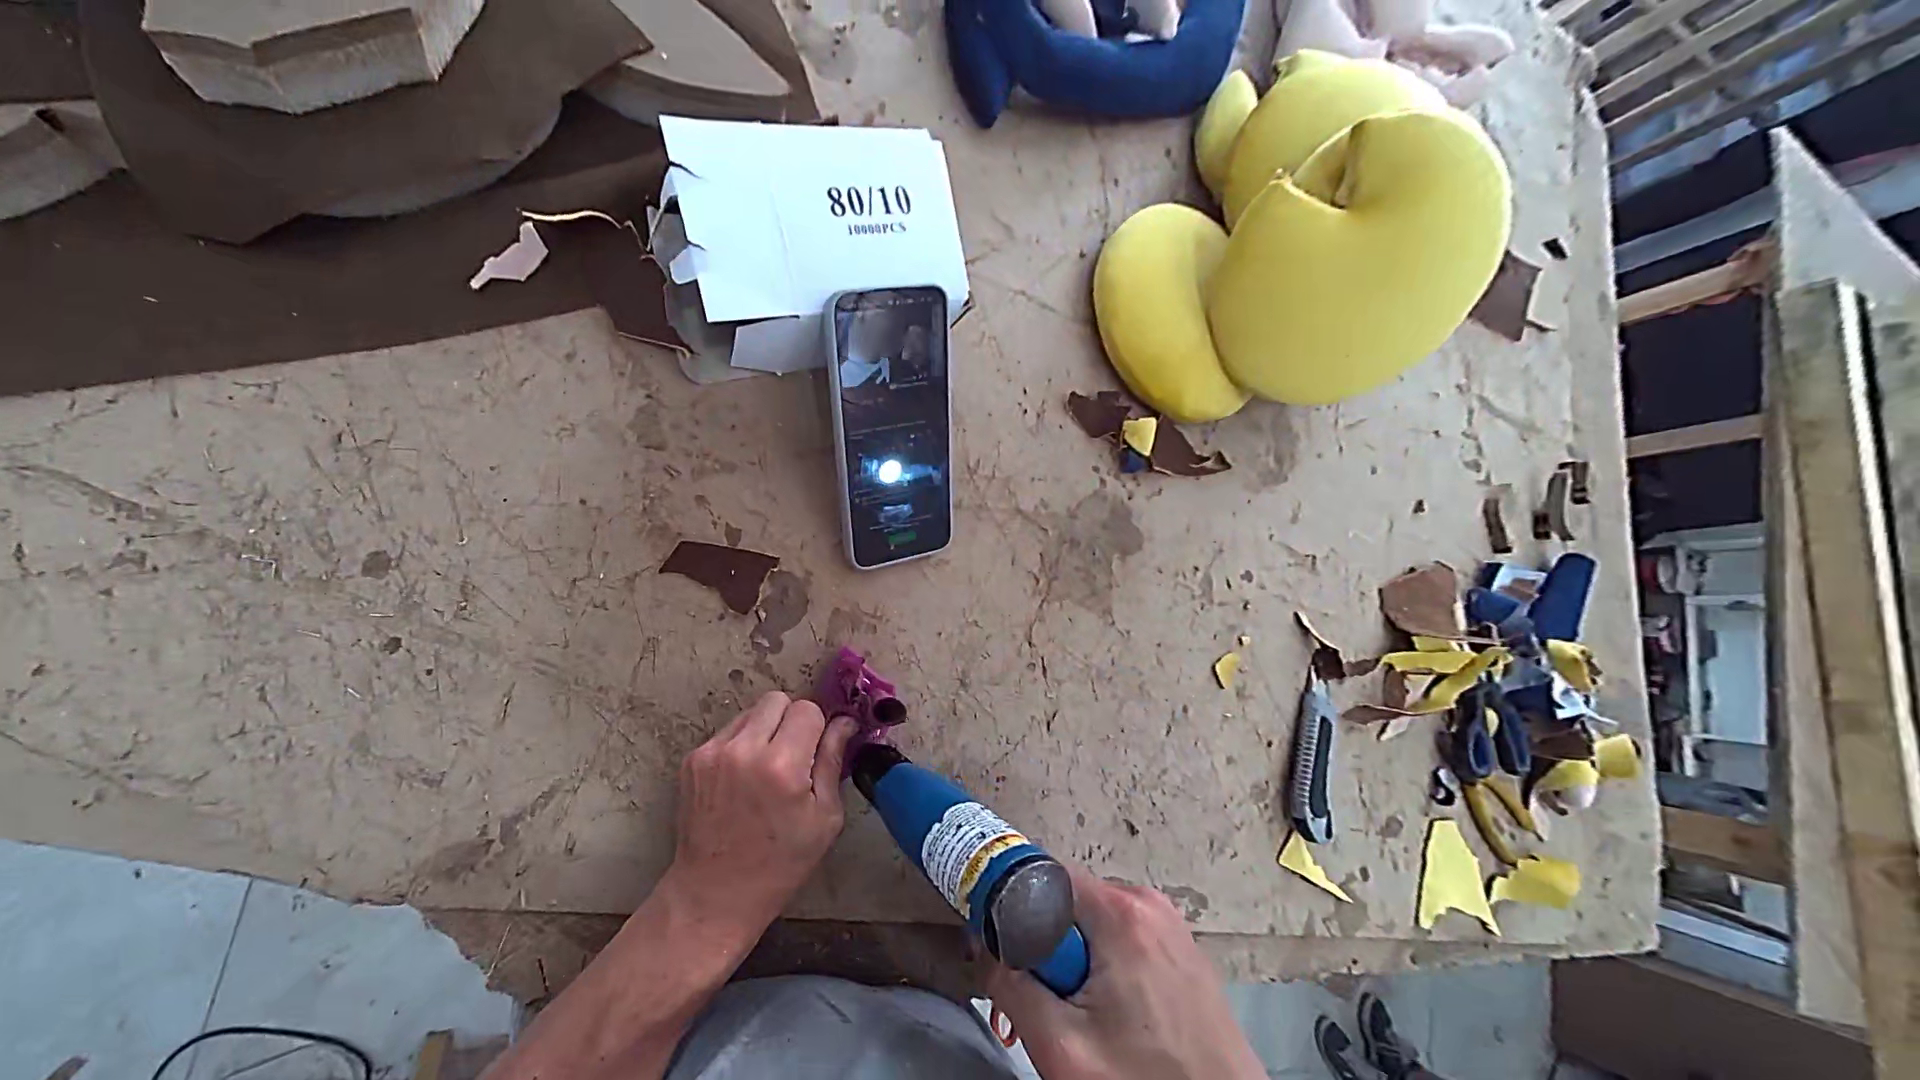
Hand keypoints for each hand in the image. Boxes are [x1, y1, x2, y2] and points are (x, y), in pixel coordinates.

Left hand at [663, 691, 856, 935]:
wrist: (714, 894)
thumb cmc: (780, 863)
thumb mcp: (825, 817)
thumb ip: (833, 760)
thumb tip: (845, 722)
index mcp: (781, 765)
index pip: (808, 709)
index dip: (818, 727)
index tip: (817, 749)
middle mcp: (744, 750)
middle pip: (778, 700)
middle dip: (792, 720)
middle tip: (795, 755)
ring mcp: (713, 753)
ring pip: (752, 711)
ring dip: (766, 729)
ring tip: (768, 768)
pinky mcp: (693, 760)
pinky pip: (729, 731)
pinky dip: (743, 744)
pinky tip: (745, 778)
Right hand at [986, 865, 1265, 1079]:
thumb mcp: (1061, 1045)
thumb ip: (1011, 987)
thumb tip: (981, 946)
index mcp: (1122, 913)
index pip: (1045, 874)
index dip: (1014, 905)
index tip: (1002, 942)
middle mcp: (1149, 904)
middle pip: (1069, 900)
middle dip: (1048, 944)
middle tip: (1049, 1000)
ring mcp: (1169, 924)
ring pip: (1094, 922)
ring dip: (1076, 959)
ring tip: (1083, 1014)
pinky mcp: (1180, 947)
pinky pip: (1123, 937)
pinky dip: (1106, 965)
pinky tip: (1113, 1014)